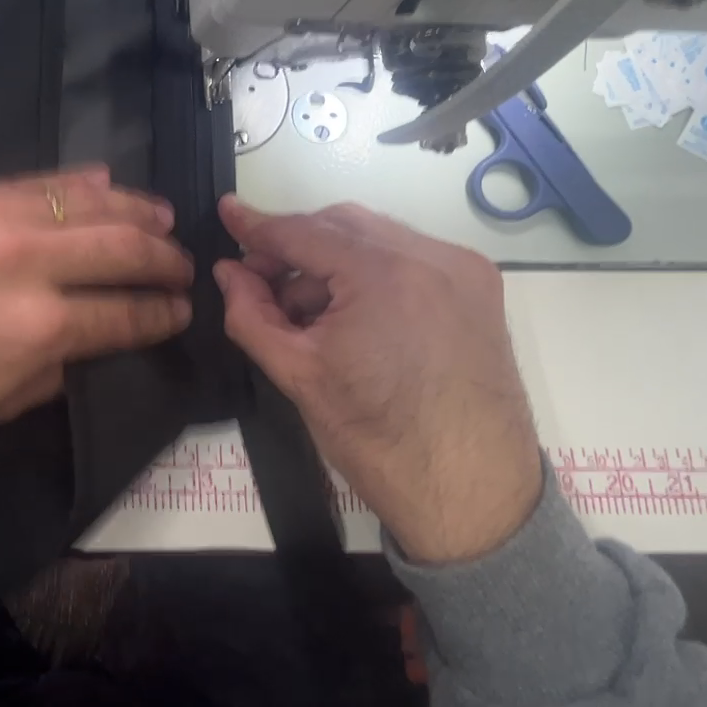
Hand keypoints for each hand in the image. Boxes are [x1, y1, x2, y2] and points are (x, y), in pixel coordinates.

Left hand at [0, 166, 192, 429]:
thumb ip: (60, 368)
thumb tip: (98, 336)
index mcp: (38, 327)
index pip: (127, 314)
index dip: (164, 314)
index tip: (181, 311)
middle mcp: (28, 262)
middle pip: (124, 247)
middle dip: (166, 259)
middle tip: (183, 266)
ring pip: (90, 201)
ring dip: (138, 209)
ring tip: (165, 218)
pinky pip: (40, 180)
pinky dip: (81, 184)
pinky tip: (107, 185)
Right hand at [213, 196, 541, 563]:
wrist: (471, 495)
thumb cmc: (376, 437)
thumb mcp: (296, 372)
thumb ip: (250, 312)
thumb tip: (227, 272)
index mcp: (386, 273)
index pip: (305, 232)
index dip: (257, 224)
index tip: (226, 210)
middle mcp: (433, 256)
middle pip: (342, 225)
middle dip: (294, 245)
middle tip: (256, 279)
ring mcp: (464, 271)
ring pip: (376, 238)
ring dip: (330, 261)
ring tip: (304, 310)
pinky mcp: (480, 291)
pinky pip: (409, 258)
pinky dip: (370, 272)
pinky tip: (349, 314)